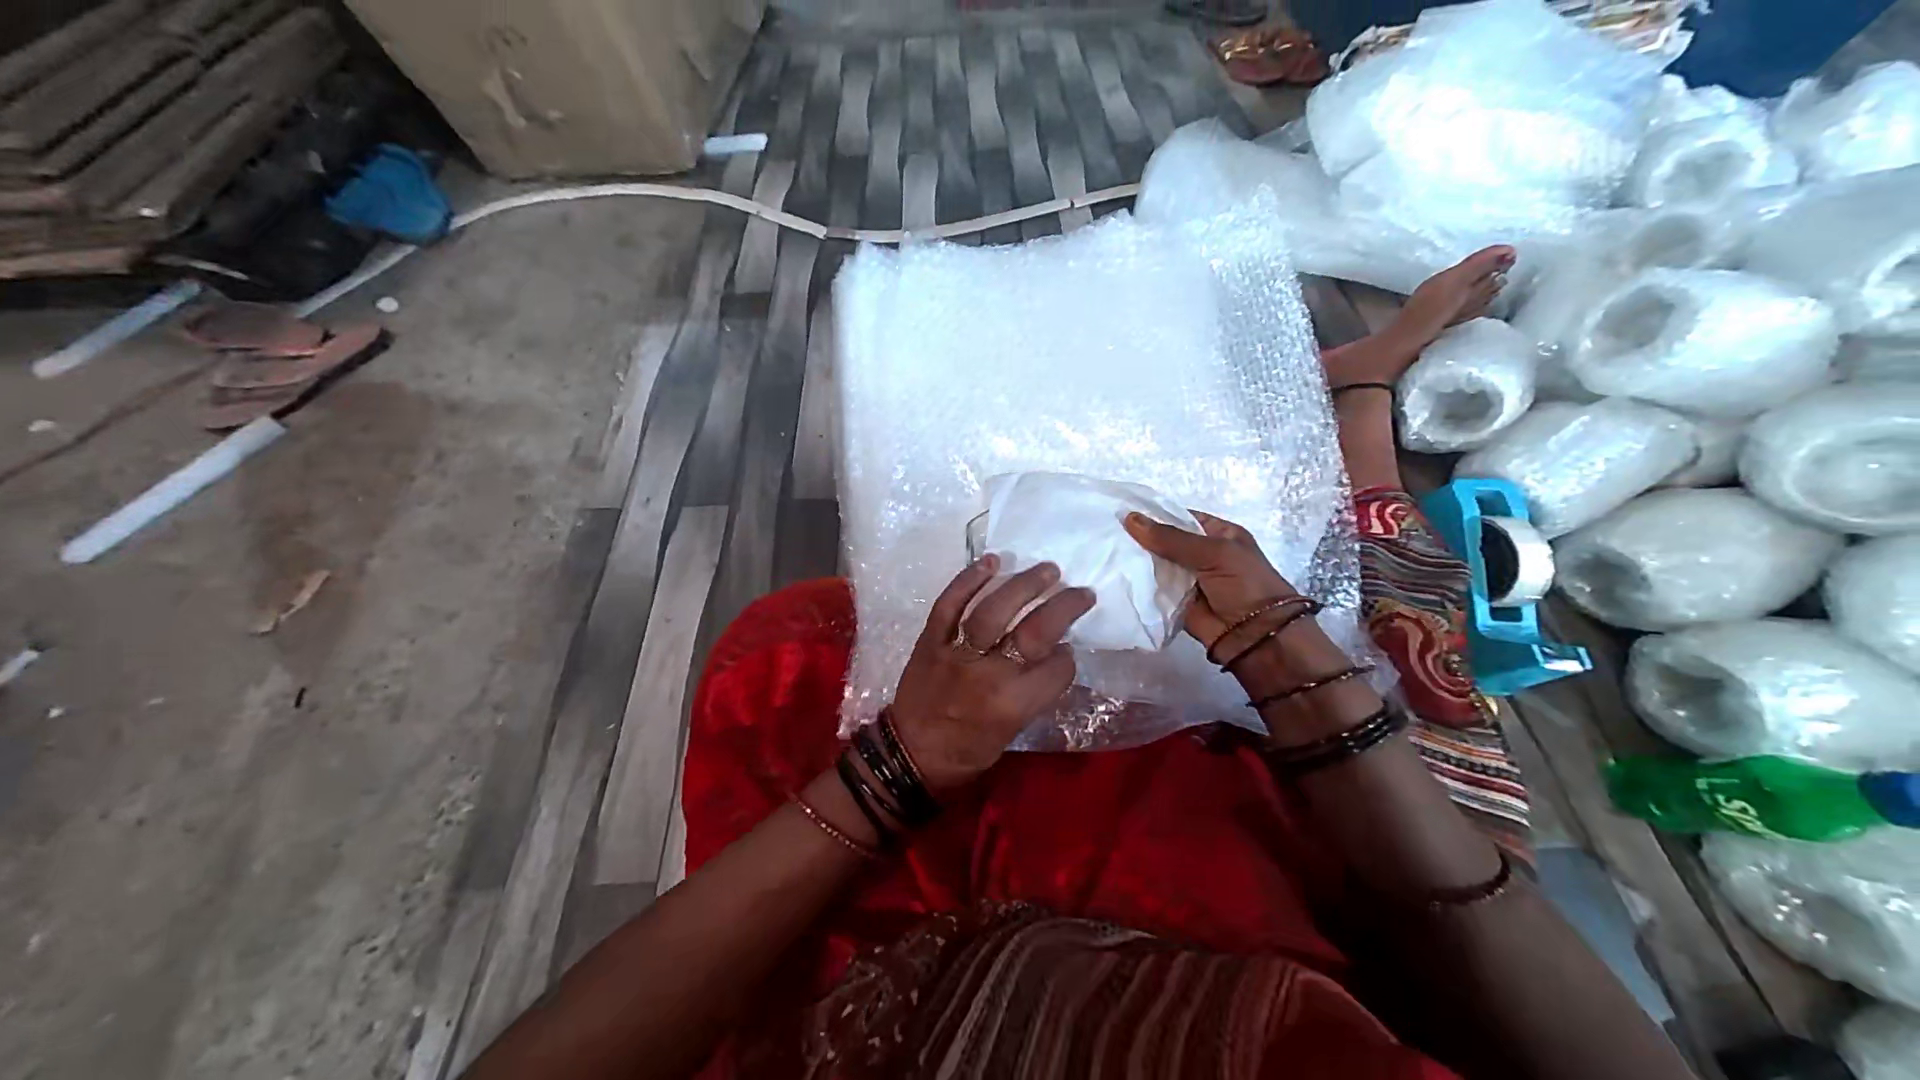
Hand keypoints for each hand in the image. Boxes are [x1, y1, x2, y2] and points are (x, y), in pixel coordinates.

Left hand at [888, 555, 1094, 793]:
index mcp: (1012, 704)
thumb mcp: (1013, 730)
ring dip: (1023, 585)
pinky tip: (991, 561)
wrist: (911, 753)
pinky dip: (968, 579)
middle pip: (1033, 632)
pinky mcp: (930, 639)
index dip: (1068, 656)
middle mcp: (987, 674)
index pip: (1057, 667)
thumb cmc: (968, 749)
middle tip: (1082, 592)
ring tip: (1048, 570)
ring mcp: (956, 652)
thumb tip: (1058, 652)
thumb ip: (1037, 691)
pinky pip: (949, 603)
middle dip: (1063, 607)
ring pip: (993, 610)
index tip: (1069, 647)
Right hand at [1126, 510, 1382, 744]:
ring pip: (1155, 564)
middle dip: (1139, 538)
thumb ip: (1171, 538)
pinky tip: (1113, 574)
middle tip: (1104, 530)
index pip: (1180, 517)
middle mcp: (1202, 554)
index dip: (1153, 514)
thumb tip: (1129, 518)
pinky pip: (1152, 589)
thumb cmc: (1245, 584)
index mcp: (1218, 535)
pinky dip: (1136, 584)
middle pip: (1164, 541)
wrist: (1256, 637)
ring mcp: (1187, 579)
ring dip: (1134, 560)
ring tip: (1103, 549)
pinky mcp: (1174, 602)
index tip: (1121, 511)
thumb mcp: (1213, 552)